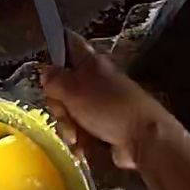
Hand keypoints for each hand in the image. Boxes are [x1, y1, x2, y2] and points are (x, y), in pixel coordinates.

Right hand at [41, 31, 171, 168]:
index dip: (53, 46)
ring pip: (69, 110)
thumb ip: (53, 79)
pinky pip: (81, 128)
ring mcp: (99, 103)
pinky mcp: (104, 124)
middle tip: (65, 113)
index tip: (45, 65)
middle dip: (59, 104)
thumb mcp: (73, 90)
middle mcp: (94, 79)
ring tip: (77, 137)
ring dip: (68, 126)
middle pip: (61, 84)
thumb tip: (45, 71)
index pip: (67, 42)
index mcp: (89, 62)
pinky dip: (80, 139)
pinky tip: (84, 146)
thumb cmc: (107, 107)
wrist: (145, 138)